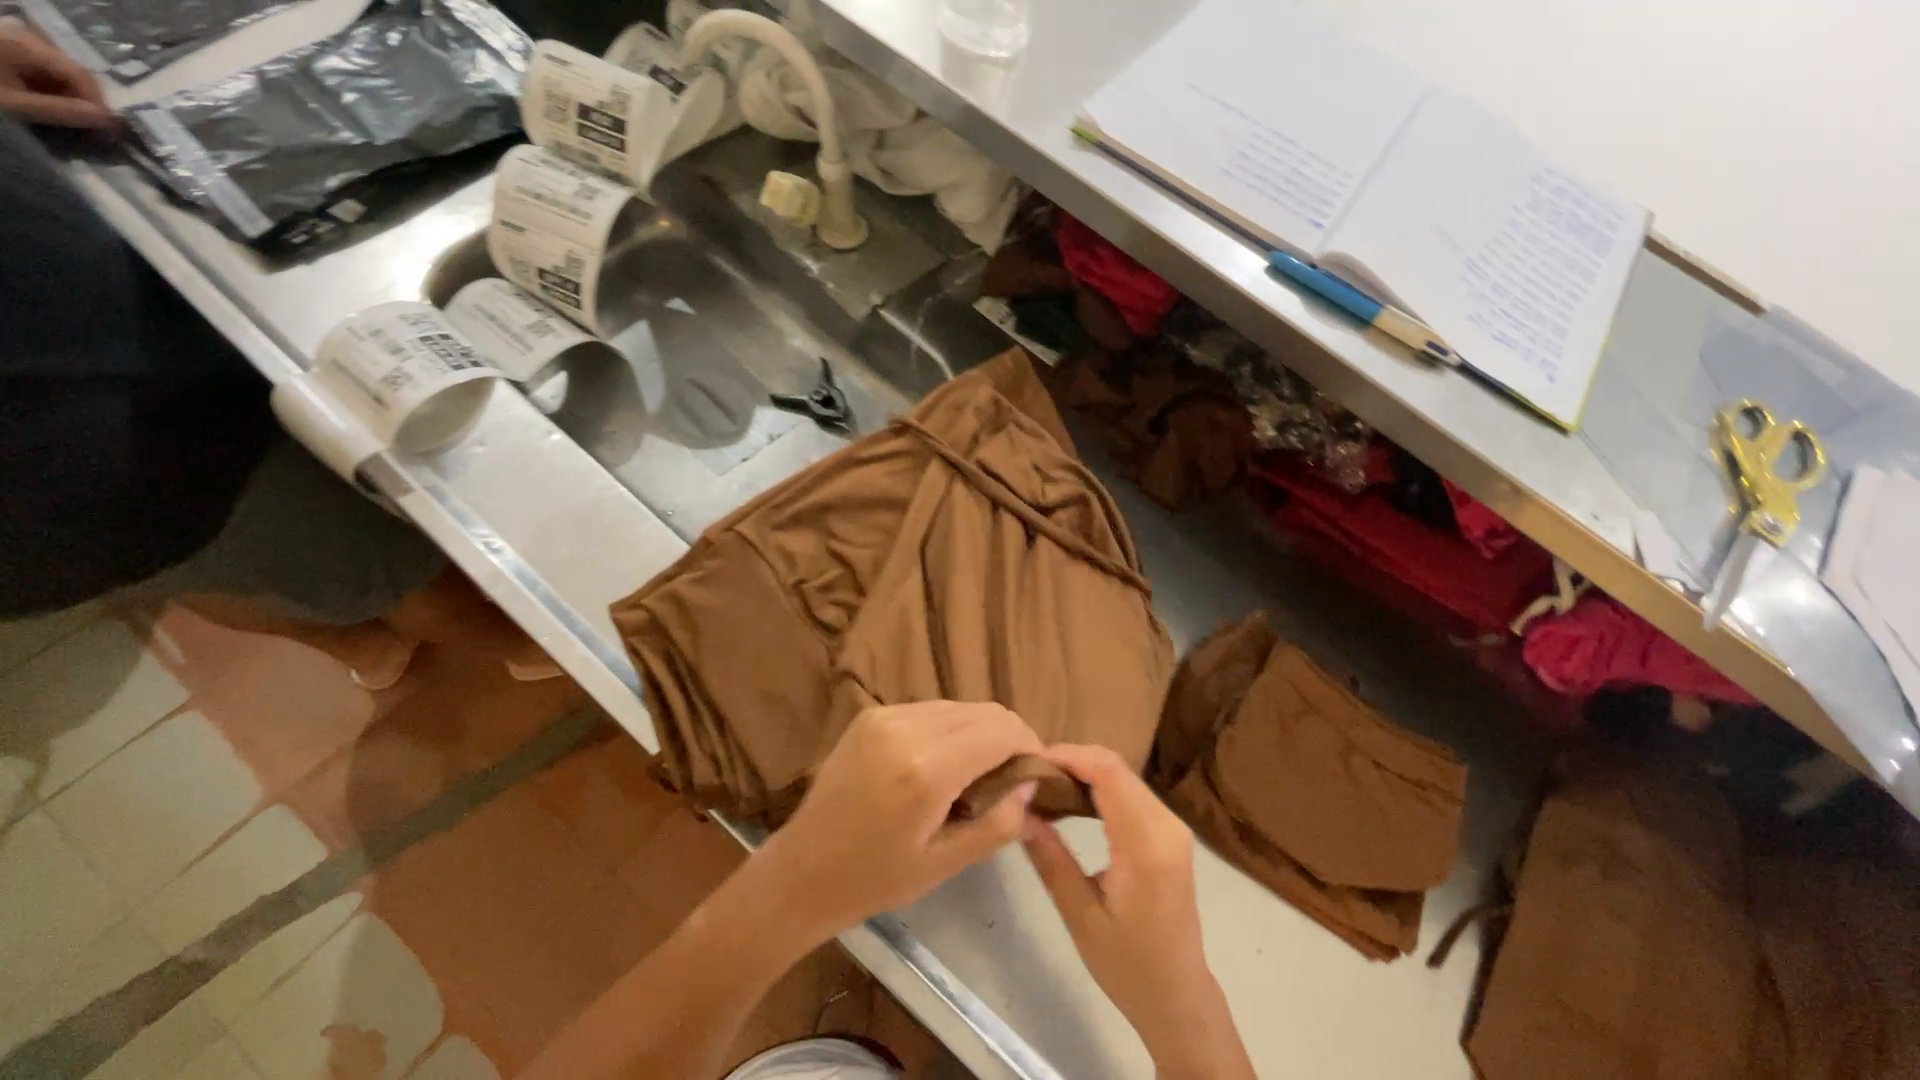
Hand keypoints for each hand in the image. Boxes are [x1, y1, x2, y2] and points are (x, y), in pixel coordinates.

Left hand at [0, 20, 112, 128]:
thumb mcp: (14, 104)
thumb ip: (61, 111)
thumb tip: (107, 120)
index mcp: (29, 45)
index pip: (83, 76)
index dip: (100, 104)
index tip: (109, 132)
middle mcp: (23, 34)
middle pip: (71, 70)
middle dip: (85, 100)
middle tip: (91, 128)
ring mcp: (10, 37)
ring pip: (56, 70)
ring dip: (68, 96)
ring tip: (68, 119)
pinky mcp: (1, 45)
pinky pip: (38, 67)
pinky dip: (48, 88)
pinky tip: (46, 104)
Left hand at [751, 701, 1043, 943]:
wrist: (802, 871)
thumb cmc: (875, 879)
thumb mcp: (945, 863)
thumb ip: (998, 822)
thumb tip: (1032, 786)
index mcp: (926, 769)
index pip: (1002, 731)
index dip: (1031, 748)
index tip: (1039, 776)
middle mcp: (906, 728)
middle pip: (985, 711)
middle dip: (1010, 739)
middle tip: (1015, 778)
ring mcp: (884, 716)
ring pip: (959, 707)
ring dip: (981, 732)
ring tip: (981, 775)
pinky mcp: (870, 715)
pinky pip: (930, 711)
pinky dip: (951, 730)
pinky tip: (946, 765)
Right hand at [1023, 745, 1252, 1078]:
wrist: (1177, 996)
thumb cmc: (1128, 965)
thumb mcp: (1080, 915)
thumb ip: (1051, 858)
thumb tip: (1020, 811)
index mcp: (1146, 845)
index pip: (1108, 773)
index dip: (1068, 756)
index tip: (1028, 761)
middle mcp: (1167, 826)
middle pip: (1117, 768)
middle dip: (1071, 761)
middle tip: (1028, 775)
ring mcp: (1173, 828)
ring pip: (1124, 777)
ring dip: (1084, 772)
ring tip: (1042, 786)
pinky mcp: (1171, 835)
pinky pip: (1133, 794)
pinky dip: (1100, 788)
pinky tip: (1071, 801)